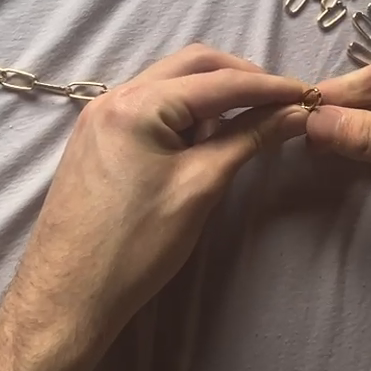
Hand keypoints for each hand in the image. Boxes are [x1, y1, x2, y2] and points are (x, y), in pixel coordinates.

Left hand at [0, 44, 309, 370]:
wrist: (63, 306)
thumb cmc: (136, 247)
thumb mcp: (202, 186)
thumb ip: (251, 138)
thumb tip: (297, 113)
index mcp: (138, 104)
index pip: (220, 81)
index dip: (269, 86)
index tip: (307, 93)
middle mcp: (115, 95)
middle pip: (194, 64)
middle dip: (241, 78)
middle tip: (279, 101)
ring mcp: (102, 114)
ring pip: (174, 81)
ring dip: (215, 93)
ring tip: (248, 120)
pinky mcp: (99, 135)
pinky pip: (154, 103)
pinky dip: (188, 110)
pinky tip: (207, 136)